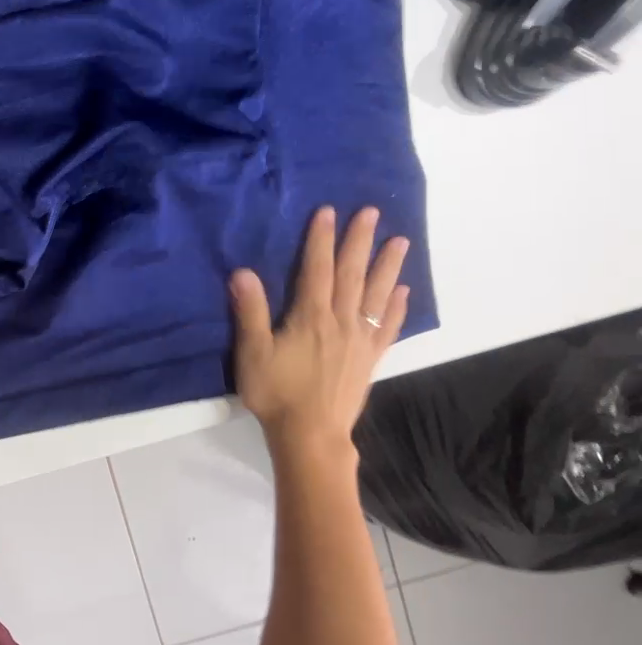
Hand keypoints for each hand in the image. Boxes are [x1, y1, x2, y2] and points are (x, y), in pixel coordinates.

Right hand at [230, 206, 409, 451]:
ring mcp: (360, 338)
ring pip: (375, 293)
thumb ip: (250, 312)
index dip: (320, 240)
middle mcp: (341, 321)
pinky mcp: (370, 357)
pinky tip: (402, 290)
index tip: (327, 212)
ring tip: (399, 240)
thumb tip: (243, 274)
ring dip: (387, 265)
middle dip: (358, 242)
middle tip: (371, 213)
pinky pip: (387, 324)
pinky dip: (395, 304)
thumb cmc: (275, 392)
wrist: (310, 431)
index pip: (316, 270)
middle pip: (351, 274)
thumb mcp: (252, 353)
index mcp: (311, 317)